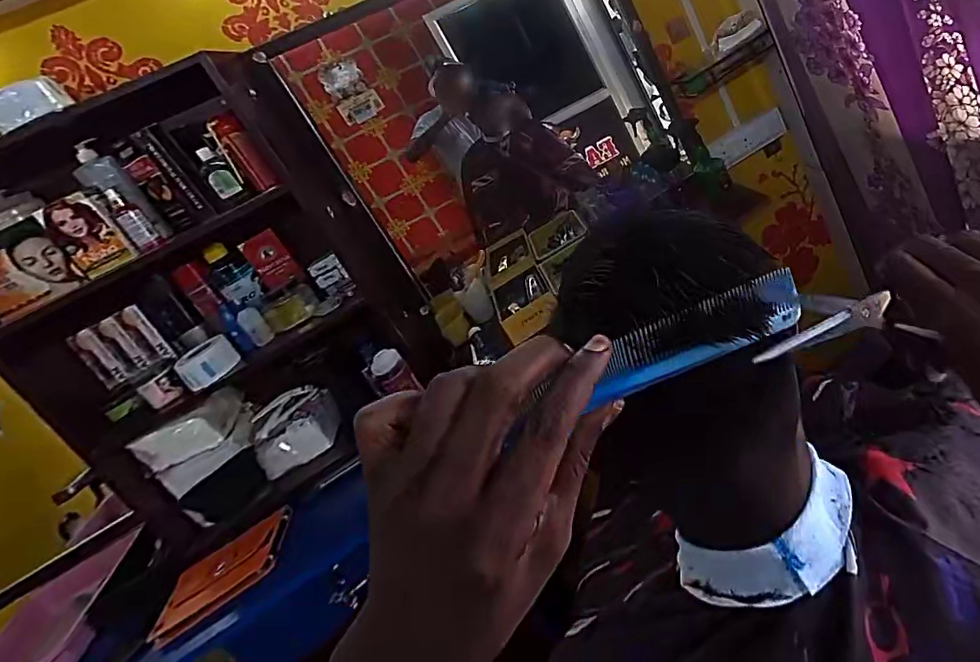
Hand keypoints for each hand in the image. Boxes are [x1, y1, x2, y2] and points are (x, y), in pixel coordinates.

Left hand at [332, 335, 619, 661]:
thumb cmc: (492, 601)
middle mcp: (448, 497)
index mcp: (501, 527)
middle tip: (558, 352)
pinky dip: (416, 397)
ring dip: (483, 373)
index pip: (545, 431)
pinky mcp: (374, 474)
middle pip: (492, 394)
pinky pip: (387, 409)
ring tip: (502, 390)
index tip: (597, 348)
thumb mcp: (550, 548)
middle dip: (534, 355)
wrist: (411, 643)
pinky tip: (439, 415)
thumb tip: (605, 404)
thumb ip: (575, 468)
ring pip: (445, 389)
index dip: (577, 380)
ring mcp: (403, 482)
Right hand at [887, 218, 979, 510]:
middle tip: (915, 274)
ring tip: (959, 266)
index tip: (891, 280)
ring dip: (955, 249)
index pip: (908, 271)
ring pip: (972, 235)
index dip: (891, 271)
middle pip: (932, 247)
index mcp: (965, 321)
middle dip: (914, 258)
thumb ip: (952, 349)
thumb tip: (931, 325)